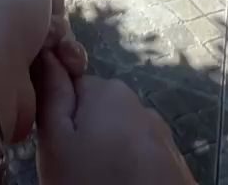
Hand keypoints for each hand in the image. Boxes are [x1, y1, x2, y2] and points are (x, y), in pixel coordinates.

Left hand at [0, 0, 85, 142]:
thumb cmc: (8, 2)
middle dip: (54, 1)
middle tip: (48, 9)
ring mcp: (6, 35)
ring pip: (51, 24)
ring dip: (60, 31)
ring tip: (51, 41)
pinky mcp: (19, 66)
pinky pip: (53, 55)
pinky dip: (61, 58)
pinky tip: (60, 61)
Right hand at [34, 51, 196, 184]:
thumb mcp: (55, 143)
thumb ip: (51, 94)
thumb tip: (48, 55)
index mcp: (108, 90)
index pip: (74, 88)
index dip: (63, 118)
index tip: (62, 146)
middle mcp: (140, 104)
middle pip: (101, 112)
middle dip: (89, 136)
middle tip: (79, 170)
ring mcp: (164, 136)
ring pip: (123, 137)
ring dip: (113, 155)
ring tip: (103, 182)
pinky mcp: (179, 167)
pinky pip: (146, 160)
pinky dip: (135, 173)